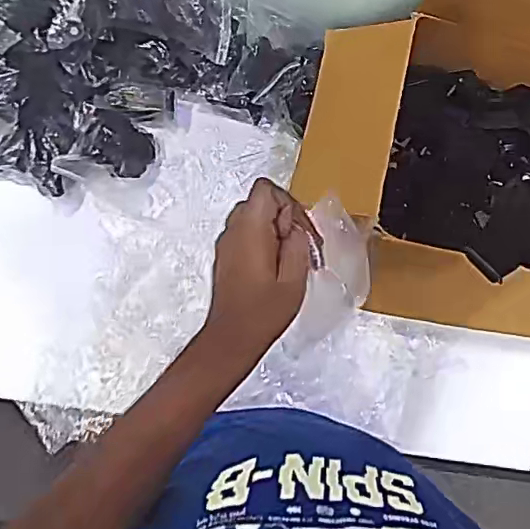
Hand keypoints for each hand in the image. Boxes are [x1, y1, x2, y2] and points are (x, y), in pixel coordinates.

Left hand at [201, 178, 314, 359]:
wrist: (232, 338)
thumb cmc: (263, 312)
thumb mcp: (294, 277)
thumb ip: (298, 243)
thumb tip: (295, 229)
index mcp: (250, 229)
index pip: (266, 190)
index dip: (289, 204)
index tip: (301, 231)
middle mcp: (233, 231)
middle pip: (261, 202)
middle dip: (286, 218)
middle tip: (302, 245)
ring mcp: (226, 244)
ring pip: (254, 218)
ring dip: (276, 230)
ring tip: (293, 258)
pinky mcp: (226, 257)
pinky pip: (247, 235)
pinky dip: (265, 242)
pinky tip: (278, 268)